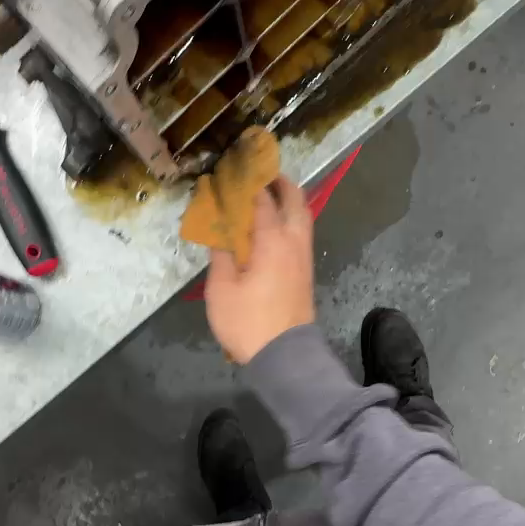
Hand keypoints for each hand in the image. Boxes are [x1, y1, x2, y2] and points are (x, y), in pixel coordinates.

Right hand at [205, 176, 315, 364]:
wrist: (284, 356)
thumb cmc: (248, 322)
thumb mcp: (222, 289)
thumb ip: (221, 254)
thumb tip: (219, 231)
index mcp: (272, 241)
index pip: (262, 199)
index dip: (247, 182)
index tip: (233, 170)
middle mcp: (294, 243)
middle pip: (295, 200)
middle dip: (281, 182)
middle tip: (263, 173)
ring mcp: (304, 258)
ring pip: (303, 217)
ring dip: (290, 200)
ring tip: (271, 194)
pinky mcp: (305, 273)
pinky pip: (302, 234)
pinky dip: (292, 220)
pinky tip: (276, 226)